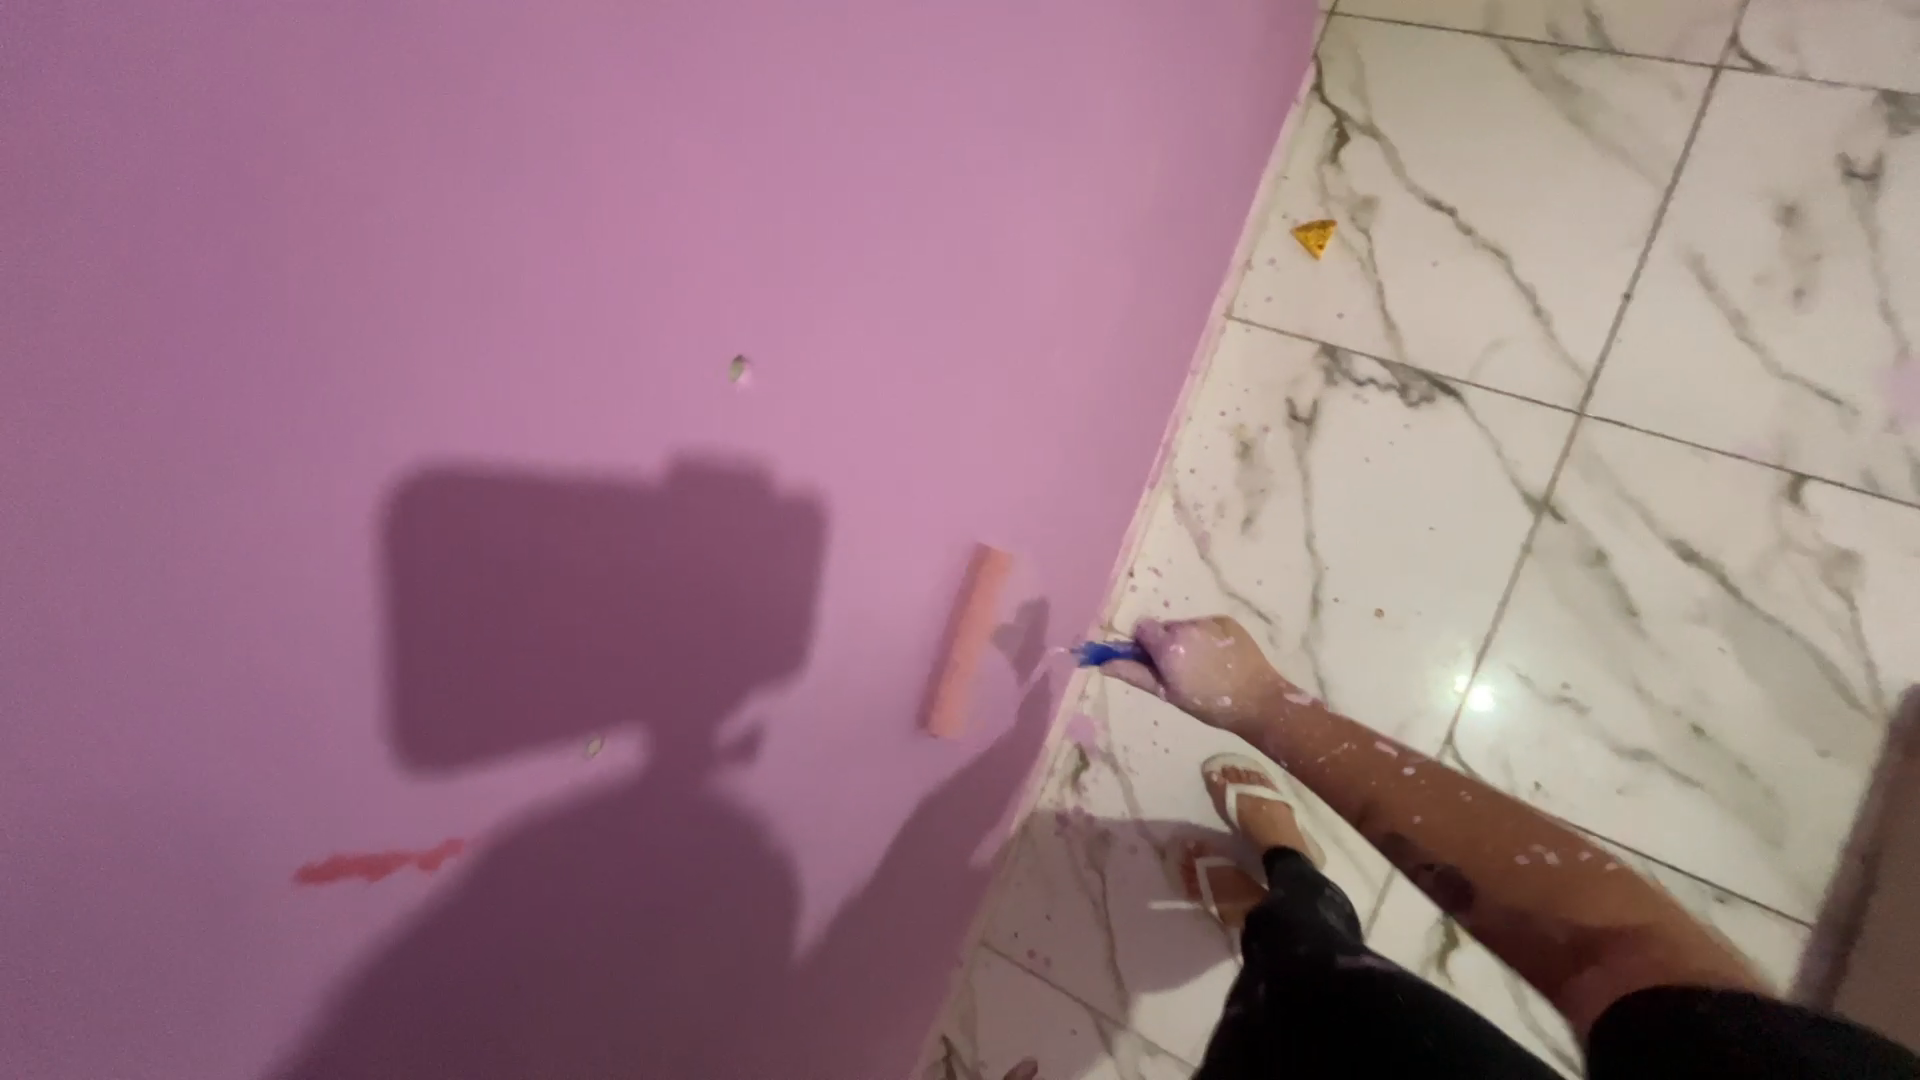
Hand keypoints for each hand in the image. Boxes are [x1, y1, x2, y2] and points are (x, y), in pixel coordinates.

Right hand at [1100, 616, 1301, 732]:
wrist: (1257, 700)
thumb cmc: (1206, 703)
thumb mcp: (1166, 693)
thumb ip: (1134, 674)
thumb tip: (1103, 665)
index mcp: (1167, 644)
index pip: (1142, 628)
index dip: (1145, 644)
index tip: (1156, 662)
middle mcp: (1185, 626)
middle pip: (1164, 627)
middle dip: (1167, 643)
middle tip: (1182, 669)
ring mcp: (1208, 621)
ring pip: (1185, 626)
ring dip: (1187, 640)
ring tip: (1204, 665)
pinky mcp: (1226, 621)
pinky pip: (1206, 625)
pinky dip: (1207, 637)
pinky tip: (1219, 657)